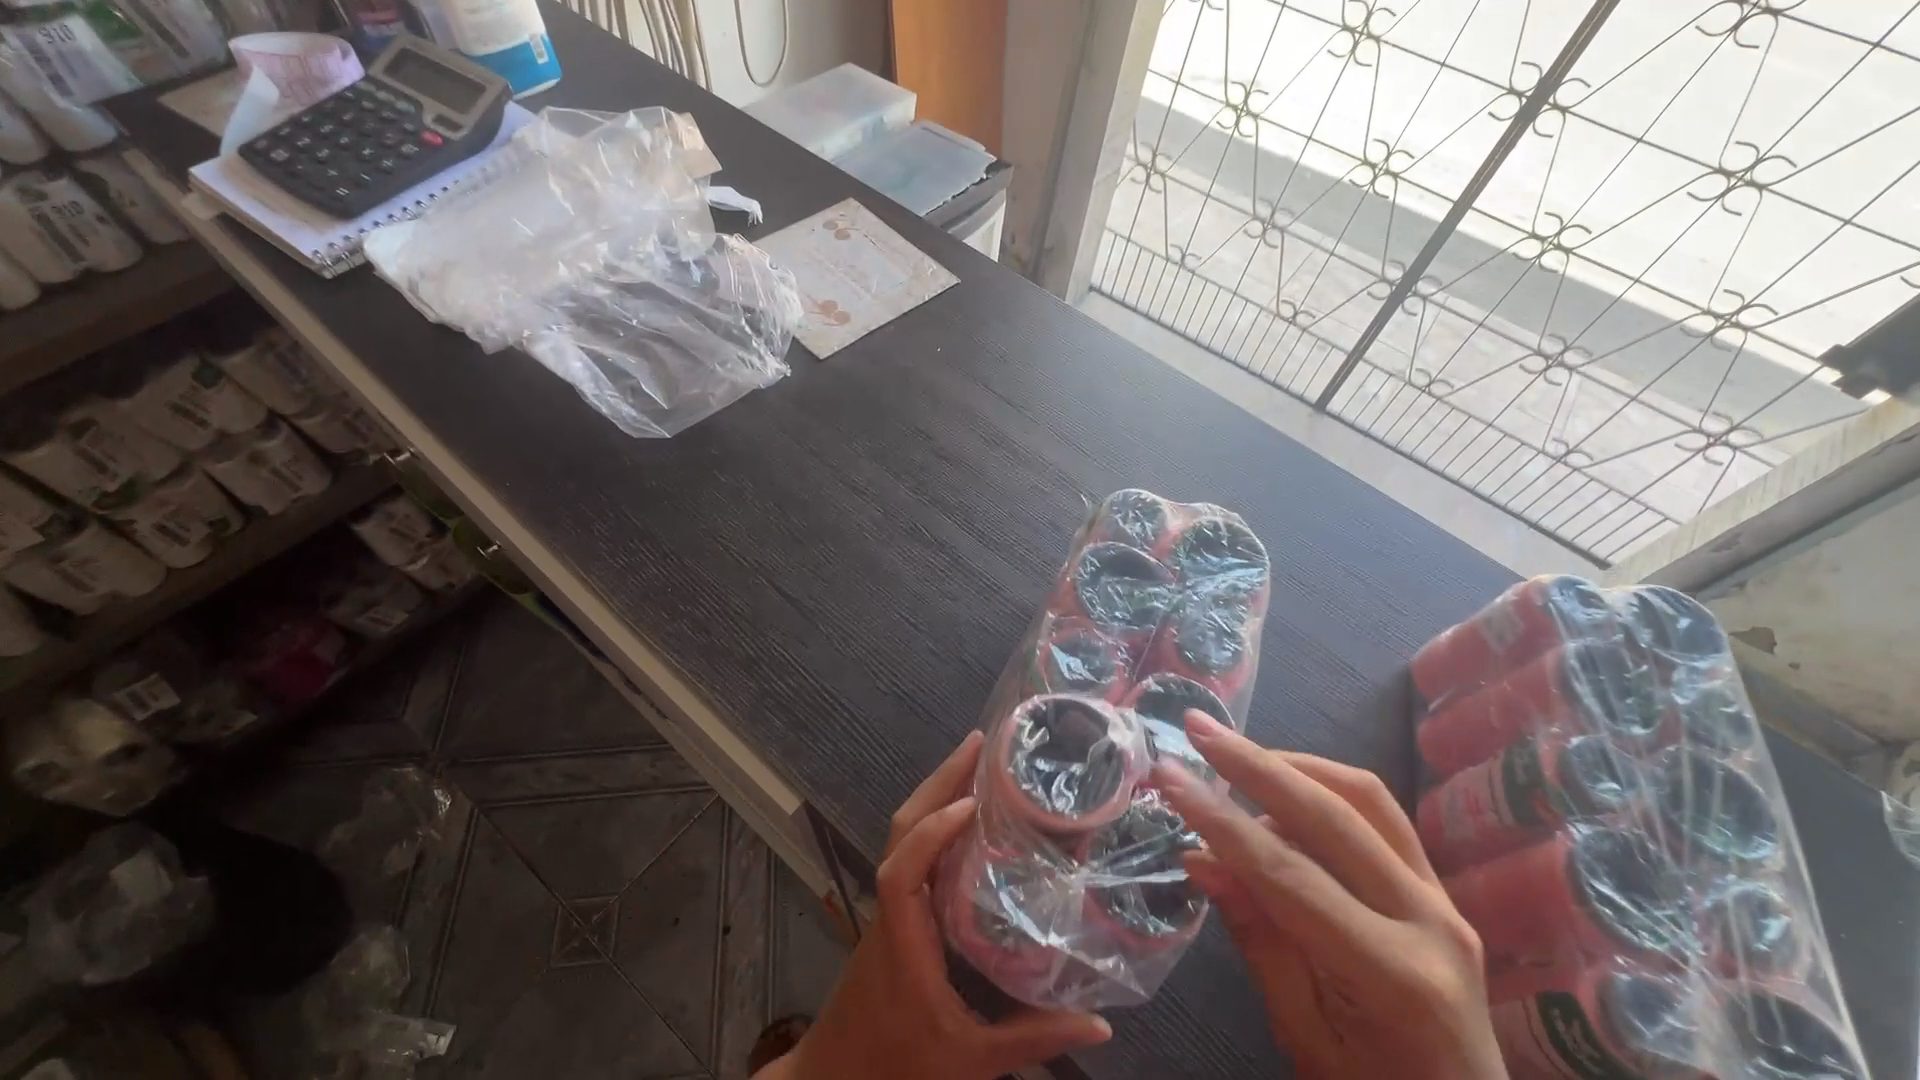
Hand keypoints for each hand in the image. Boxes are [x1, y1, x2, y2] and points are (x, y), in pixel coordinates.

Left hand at [769, 730, 1112, 1079]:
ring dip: (935, 794)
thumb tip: (1100, 1026)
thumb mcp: (969, 1060)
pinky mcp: (893, 913)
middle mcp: (889, 910)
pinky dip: (934, 821)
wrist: (837, 1077)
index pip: (902, 870)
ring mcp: (887, 908)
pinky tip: (967, 818)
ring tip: (978, 764)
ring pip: (900, 835)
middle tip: (981, 744)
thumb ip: (1031, 1039)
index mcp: (901, 938)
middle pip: (900, 830)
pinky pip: (909, 851)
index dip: (931, 832)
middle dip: (937, 782)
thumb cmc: (897, 1064)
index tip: (969, 804)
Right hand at [1155, 711, 1506, 1079]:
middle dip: (1256, 765)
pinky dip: (1326, 790)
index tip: (1169, 775)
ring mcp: (1445, 901)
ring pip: (1368, 800)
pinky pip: (1383, 819)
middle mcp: (1430, 921)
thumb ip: (1259, 941)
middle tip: (1200, 730)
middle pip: (1332, 816)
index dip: (1220, 819)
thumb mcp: (1304, 1038)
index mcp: (1392, 973)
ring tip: (1236, 755)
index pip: (1287, 873)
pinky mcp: (1443, 892)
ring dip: (1296, 766)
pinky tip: (1284, 791)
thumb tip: (1201, 859)